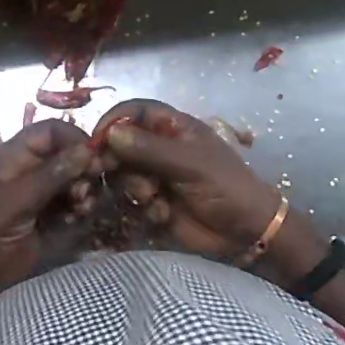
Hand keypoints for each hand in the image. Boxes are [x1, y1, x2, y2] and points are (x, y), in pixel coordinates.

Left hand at [0, 119, 95, 297]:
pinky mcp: (48, 219)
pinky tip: (76, 219)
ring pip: (75, 181)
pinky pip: (73, 205)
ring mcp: (41, 195)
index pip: (52, 131)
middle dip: (83, 169)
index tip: (95, 158)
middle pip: (69, 155)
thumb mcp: (16, 199)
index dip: (75, 138)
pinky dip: (79, 209)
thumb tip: (88, 150)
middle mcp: (31, 170)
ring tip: (80, 207)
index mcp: (15, 155)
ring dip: (84, 191)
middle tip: (87, 189)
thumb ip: (52, 174)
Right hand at [93, 100, 324, 282]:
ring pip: (123, 174)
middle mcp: (159, 148)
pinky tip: (162, 215)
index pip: (133, 112)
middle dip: (116, 161)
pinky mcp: (154, 202)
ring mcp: (156, 175)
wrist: (248, 233)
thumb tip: (111, 134)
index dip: (113, 122)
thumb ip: (149, 149)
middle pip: (120, 144)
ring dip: (133, 187)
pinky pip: (132, 200)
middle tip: (111, 174)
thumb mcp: (189, 164)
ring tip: (153, 198)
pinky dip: (144, 208)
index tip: (97, 140)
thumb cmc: (225, 187)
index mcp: (172, 127)